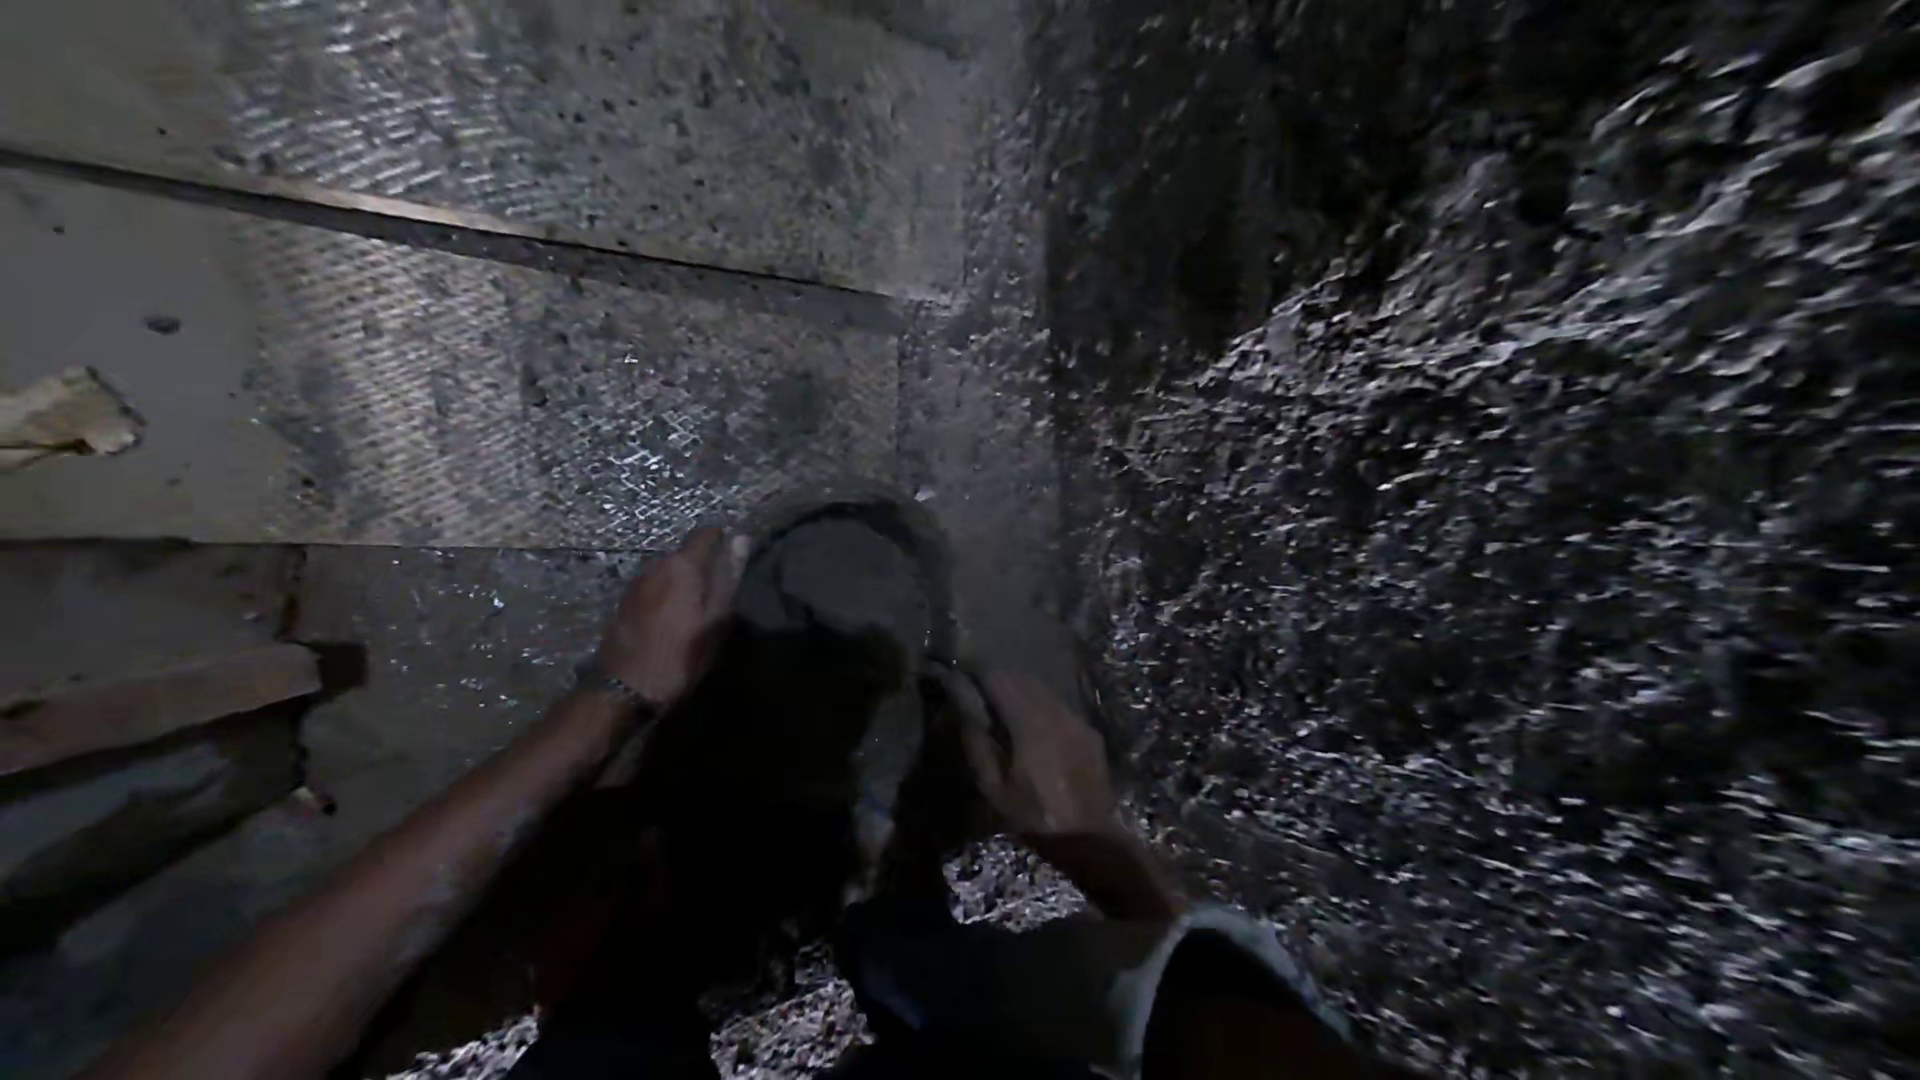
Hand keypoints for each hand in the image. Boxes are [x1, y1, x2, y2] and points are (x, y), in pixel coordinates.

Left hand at [596, 527, 746, 705]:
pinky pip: (654, 586)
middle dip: (704, 564)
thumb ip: (728, 576)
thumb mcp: (716, 619)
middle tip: (721, 592)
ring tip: (698, 607)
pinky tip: (673, 617)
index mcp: (681, 566)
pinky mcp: (624, 602)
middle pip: (686, 553)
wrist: (625, 689)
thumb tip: (741, 537)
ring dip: (684, 581)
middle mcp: (655, 565)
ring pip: (669, 570)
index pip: (705, 533)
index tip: (736, 559)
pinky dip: (667, 594)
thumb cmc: (681, 655)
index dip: (724, 540)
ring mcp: (636, 583)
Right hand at [956, 671, 1119, 838]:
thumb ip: (977, 744)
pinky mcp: (1090, 732)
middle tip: (984, 695)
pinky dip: (1043, 709)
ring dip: (1023, 692)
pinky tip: (1036, 729)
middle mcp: (1057, 714)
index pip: (1002, 683)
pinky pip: (1061, 709)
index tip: (967, 683)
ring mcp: (1078, 721)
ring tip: (1007, 709)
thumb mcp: (994, 788)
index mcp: (1031, 725)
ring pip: (1045, 692)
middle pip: (1024, 681)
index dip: (982, 679)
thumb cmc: (1034, 816)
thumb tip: (966, 711)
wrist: (1089, 838)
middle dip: (1002, 682)